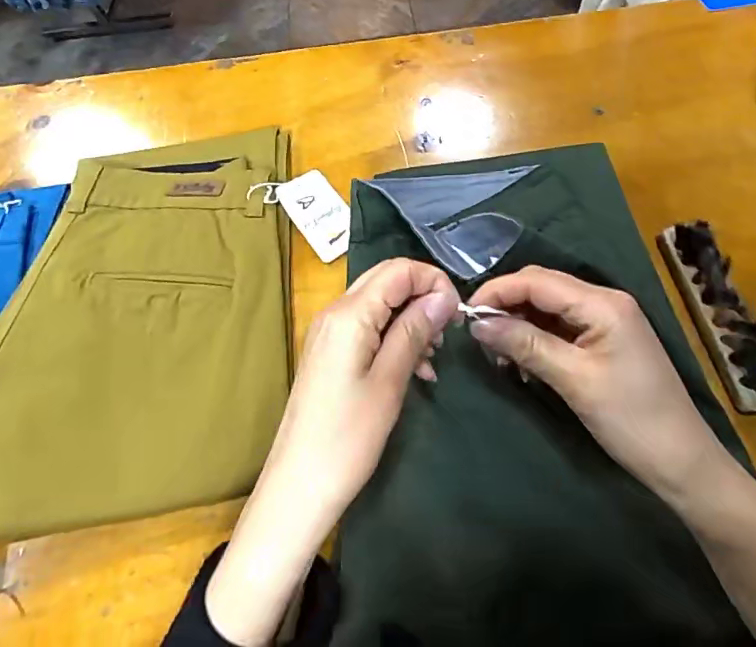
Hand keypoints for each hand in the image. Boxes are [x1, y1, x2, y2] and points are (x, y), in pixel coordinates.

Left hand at [264, 257, 461, 517]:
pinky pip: (369, 325)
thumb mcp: (389, 381)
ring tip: (433, 356)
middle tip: (448, 331)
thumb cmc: (348, 437)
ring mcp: (329, 331)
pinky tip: (415, 368)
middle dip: (423, 296)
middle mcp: (335, 311)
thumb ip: (415, 331)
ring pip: (380, 302)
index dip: (433, 281)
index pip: (399, 269)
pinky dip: (395, 335)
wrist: (299, 485)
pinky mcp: (330, 350)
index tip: (456, 315)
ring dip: (411, 318)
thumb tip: (444, 296)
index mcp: (349, 314)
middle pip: (387, 279)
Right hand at [468, 266, 737, 509]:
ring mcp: (607, 319)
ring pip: (549, 306)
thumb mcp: (574, 381)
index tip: (465, 314)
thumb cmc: (631, 420)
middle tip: (478, 336)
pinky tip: (523, 362)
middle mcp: (605, 300)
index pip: (537, 280)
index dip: (497, 291)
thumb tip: (478, 323)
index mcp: (602, 303)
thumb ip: (526, 344)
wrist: (684, 463)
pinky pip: (561, 326)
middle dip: (506, 305)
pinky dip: (537, 337)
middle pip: (542, 287)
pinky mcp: (605, 339)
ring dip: (519, 323)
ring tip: (499, 355)